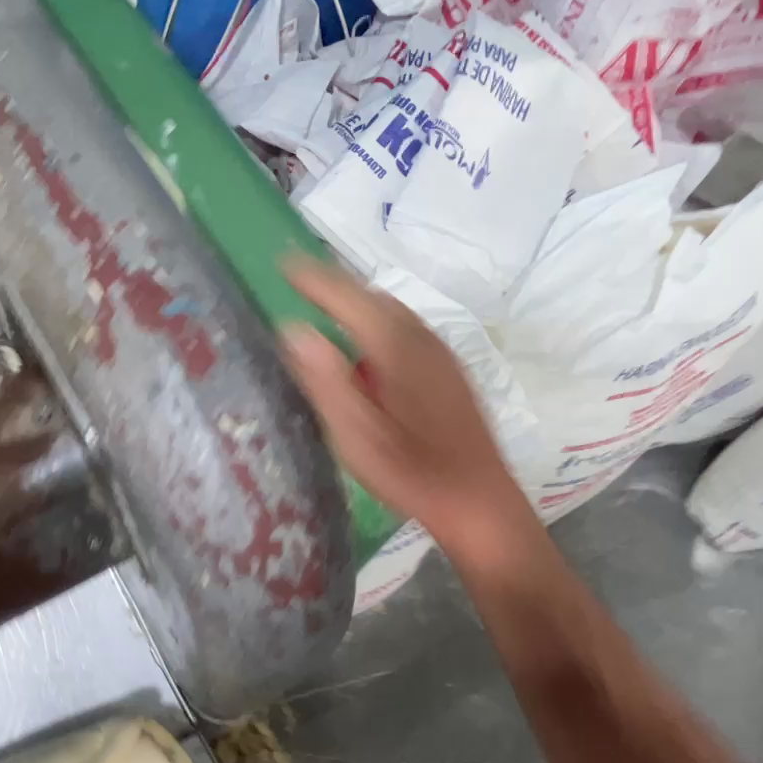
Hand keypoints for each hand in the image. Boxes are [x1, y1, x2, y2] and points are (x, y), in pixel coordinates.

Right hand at [281, 258, 537, 570]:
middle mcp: (423, 339)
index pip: (349, 297)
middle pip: (374, 297)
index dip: (315, 278)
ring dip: (358, 303)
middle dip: (336, 285)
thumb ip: (325, 380)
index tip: (284, 260)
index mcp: (397, 348)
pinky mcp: (449, 372)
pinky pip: (407, 329)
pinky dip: (378, 322)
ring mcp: (441, 354)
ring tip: (326, 307)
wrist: (479, 502)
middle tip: (299, 283)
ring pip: (394, 313)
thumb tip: (293, 330)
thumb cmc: (411, 474)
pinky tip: (366, 346)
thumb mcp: (356, 435)